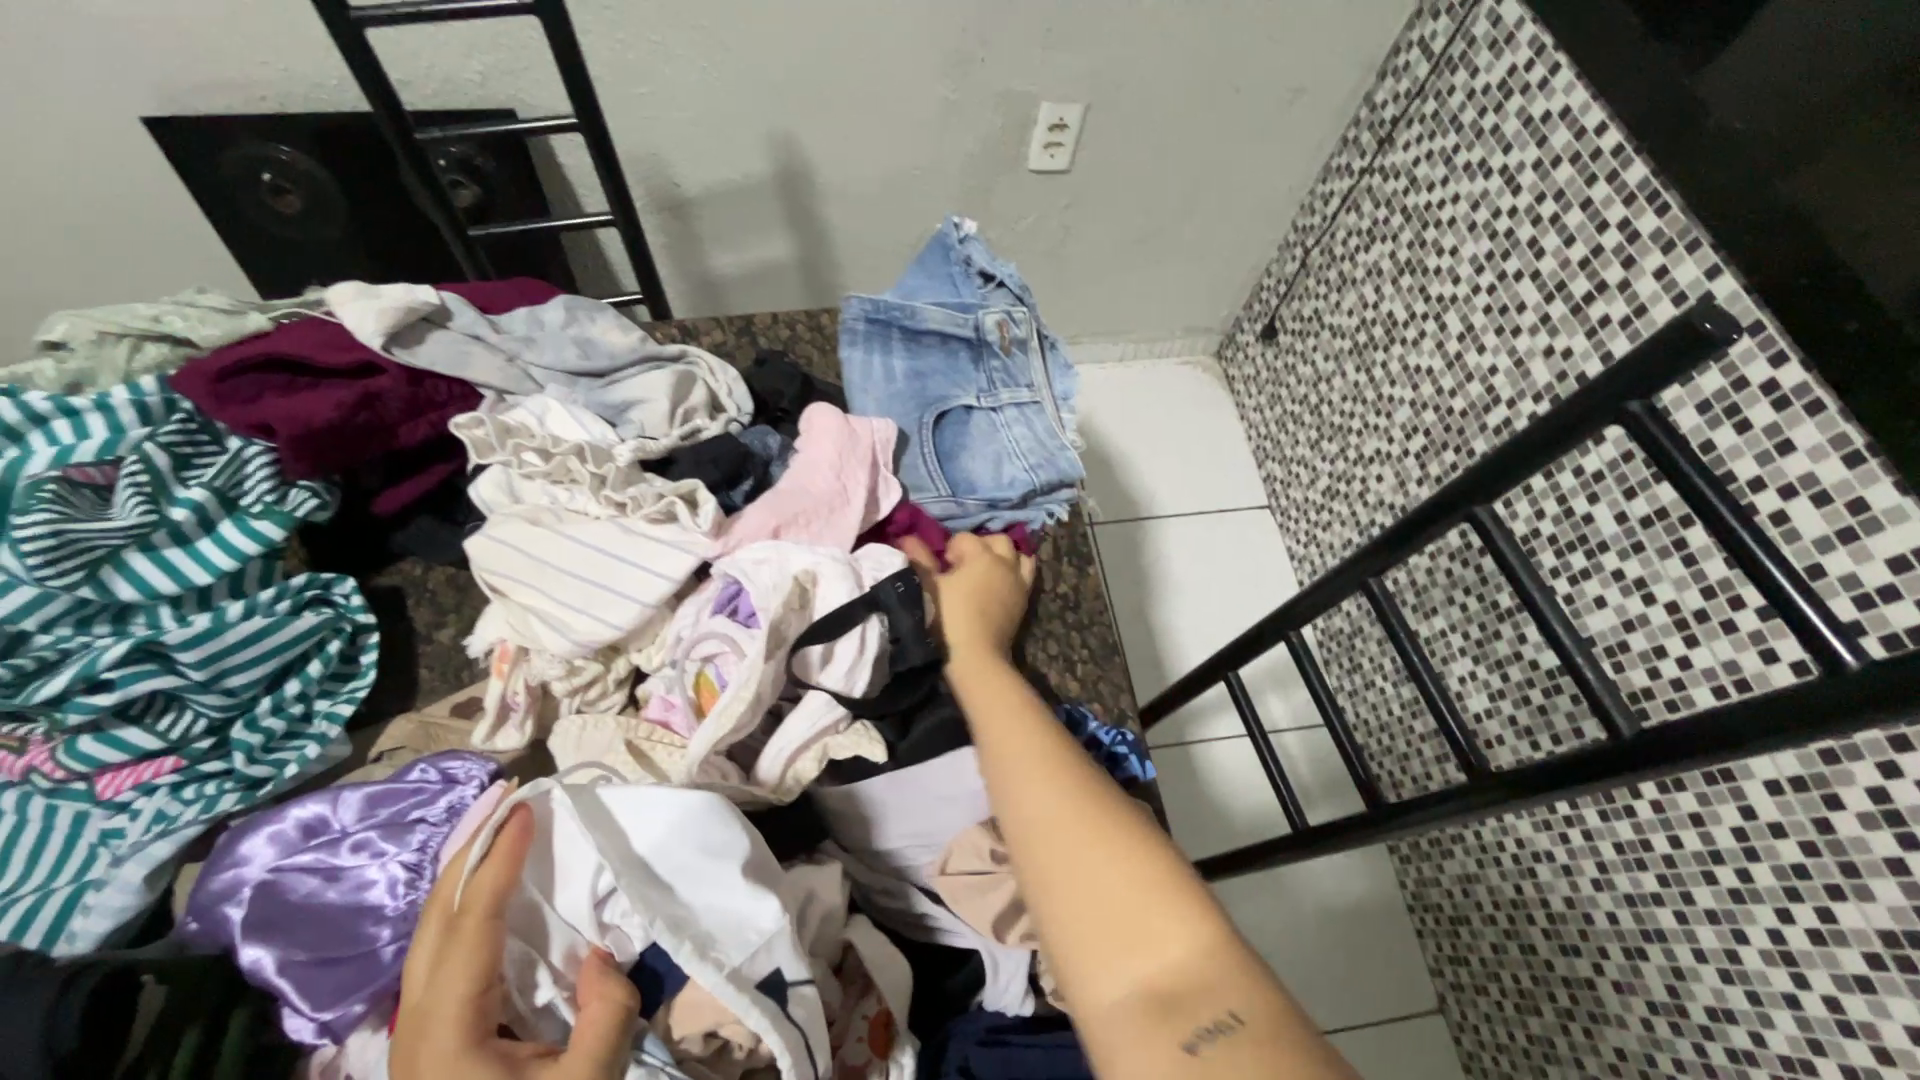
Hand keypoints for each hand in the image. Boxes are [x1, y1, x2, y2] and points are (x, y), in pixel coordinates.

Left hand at [391, 804, 640, 1079]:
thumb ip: (604, 1017)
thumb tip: (601, 956)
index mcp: (447, 1026)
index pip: (473, 922)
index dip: (499, 860)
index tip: (526, 809)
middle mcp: (418, 1015)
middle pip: (436, 913)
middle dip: (467, 846)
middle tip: (504, 794)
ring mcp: (416, 1023)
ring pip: (430, 927)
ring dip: (461, 869)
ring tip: (495, 824)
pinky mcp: (429, 1029)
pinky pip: (439, 945)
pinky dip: (461, 901)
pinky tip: (482, 889)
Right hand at [901, 532, 1036, 666]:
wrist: (976, 656)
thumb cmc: (947, 618)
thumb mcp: (927, 587)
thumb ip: (920, 559)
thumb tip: (908, 538)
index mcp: (981, 555)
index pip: (965, 537)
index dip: (950, 548)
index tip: (942, 566)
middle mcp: (1006, 563)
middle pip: (998, 540)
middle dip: (981, 546)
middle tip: (964, 565)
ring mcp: (1019, 582)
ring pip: (1020, 556)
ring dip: (1005, 557)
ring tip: (988, 571)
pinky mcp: (1025, 601)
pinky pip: (1027, 576)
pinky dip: (1016, 573)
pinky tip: (1000, 586)